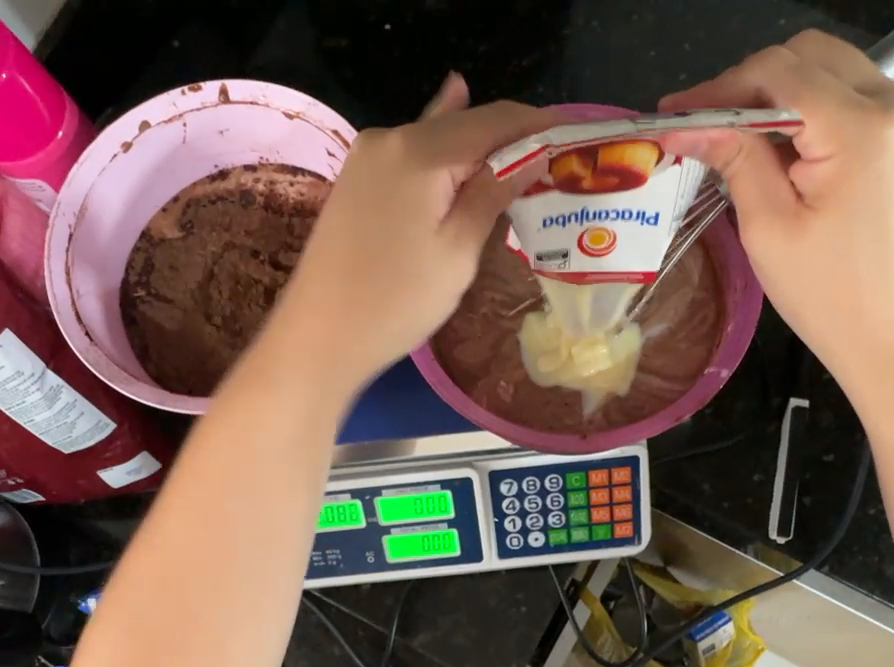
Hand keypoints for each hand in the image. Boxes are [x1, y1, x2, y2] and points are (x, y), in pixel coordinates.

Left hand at [262, 76, 549, 389]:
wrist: (320, 335)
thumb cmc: (397, 301)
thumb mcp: (457, 252)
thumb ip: (493, 195)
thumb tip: (532, 156)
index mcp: (420, 151)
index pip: (493, 120)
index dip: (536, 126)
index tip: (572, 137)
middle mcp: (390, 138)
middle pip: (463, 125)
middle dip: (508, 138)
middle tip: (551, 157)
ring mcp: (367, 158)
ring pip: (435, 139)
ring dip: (476, 147)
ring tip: (518, 151)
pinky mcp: (356, 181)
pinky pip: (411, 156)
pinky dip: (441, 150)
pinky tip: (452, 105)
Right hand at [659, 32, 893, 362]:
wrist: (885, 327)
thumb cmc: (824, 292)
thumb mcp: (767, 227)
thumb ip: (735, 159)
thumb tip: (687, 124)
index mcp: (862, 128)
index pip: (780, 74)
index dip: (720, 88)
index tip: (674, 114)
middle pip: (807, 56)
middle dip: (747, 83)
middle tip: (700, 123)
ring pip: (828, 67)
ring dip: (774, 92)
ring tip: (730, 133)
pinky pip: (847, 92)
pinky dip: (804, 106)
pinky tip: (774, 142)